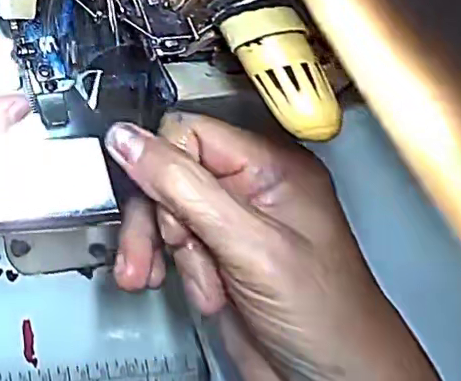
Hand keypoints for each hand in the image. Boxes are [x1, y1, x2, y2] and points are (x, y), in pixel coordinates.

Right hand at [107, 112, 435, 380]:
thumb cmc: (335, 329)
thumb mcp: (252, 247)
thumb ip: (184, 186)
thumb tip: (126, 137)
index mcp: (270, 165)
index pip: (186, 131)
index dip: (165, 166)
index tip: (168, 211)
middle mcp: (249, 185)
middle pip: (166, 168)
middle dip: (157, 215)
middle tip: (164, 247)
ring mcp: (231, 219)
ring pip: (160, 203)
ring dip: (157, 244)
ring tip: (155, 272)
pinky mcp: (215, 250)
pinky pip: (165, 235)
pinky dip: (161, 260)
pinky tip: (173, 281)